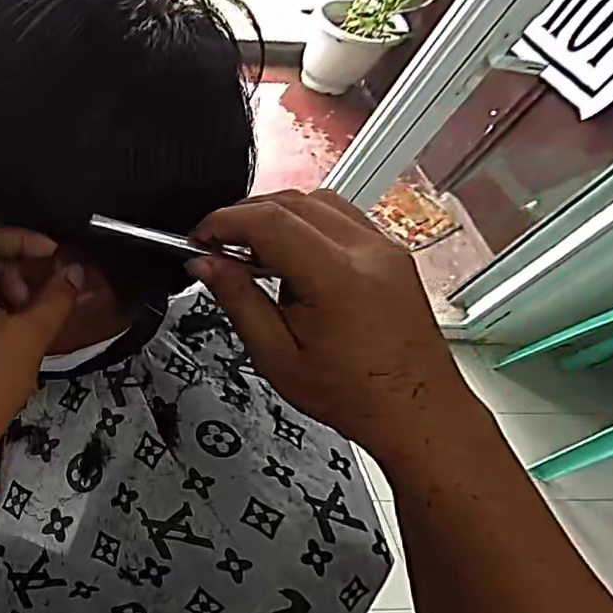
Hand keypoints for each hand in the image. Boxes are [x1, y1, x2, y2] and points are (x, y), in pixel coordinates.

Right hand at [189, 191, 472, 457]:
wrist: (412, 410)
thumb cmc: (353, 393)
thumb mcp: (275, 354)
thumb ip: (237, 300)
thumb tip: (206, 265)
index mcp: (338, 279)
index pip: (270, 221)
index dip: (224, 222)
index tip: (200, 238)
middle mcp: (368, 252)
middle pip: (292, 201)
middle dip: (244, 216)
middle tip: (215, 245)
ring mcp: (384, 248)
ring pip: (316, 201)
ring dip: (274, 216)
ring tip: (248, 252)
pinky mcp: (390, 253)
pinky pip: (339, 217)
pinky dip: (302, 224)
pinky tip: (285, 256)